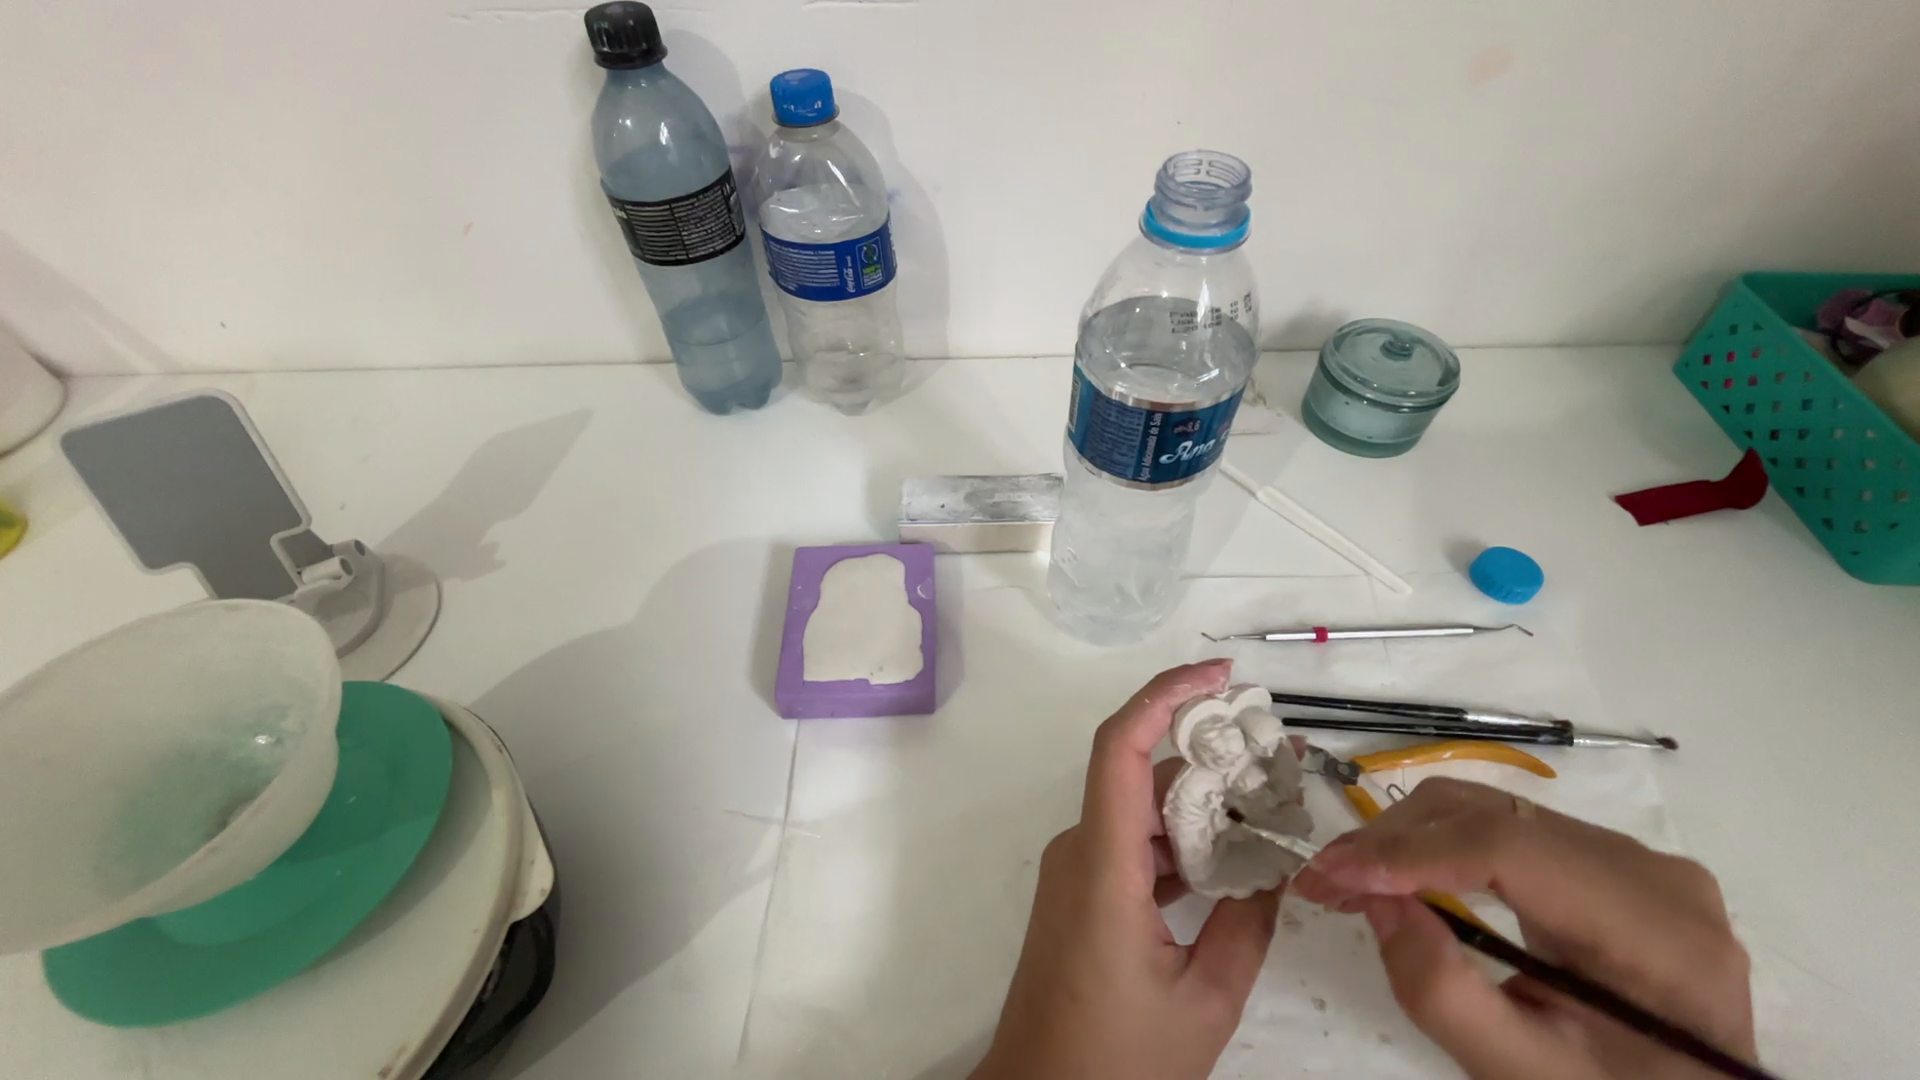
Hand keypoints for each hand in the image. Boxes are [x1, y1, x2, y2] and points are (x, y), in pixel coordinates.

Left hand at [973, 661, 1280, 1079]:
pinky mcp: (1082, 889)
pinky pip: (1135, 842)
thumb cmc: (1116, 1055)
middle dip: (1207, 753)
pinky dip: (1181, 840)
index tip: (1218, 674)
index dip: (1164, 695)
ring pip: (1143, 809)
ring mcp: (1078, 867)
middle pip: (1142, 772)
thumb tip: (1277, 869)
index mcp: (1104, 862)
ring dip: (1200, 802)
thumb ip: (1247, 926)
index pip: (1121, 748)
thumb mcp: (1205, 1000)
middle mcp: (1082, 848)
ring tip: (1270, 805)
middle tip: (1276, 753)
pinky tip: (1231, 857)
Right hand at [1292, 778, 1755, 1079]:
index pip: (1512, 850)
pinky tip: (1395, 873)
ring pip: (1482, 808)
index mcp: (1659, 931)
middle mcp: (1649, 870)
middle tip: (1321, 880)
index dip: (1412, 853)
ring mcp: (1625, 855)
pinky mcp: (1594, 855)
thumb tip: (1376, 899)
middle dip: (1392, 841)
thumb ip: (1445, 994)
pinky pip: (1494, 823)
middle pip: (1489, 816)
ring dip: (1402, 838)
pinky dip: (1430, 842)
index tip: (1331, 875)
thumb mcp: (1525, 1072)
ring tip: (1347, 877)